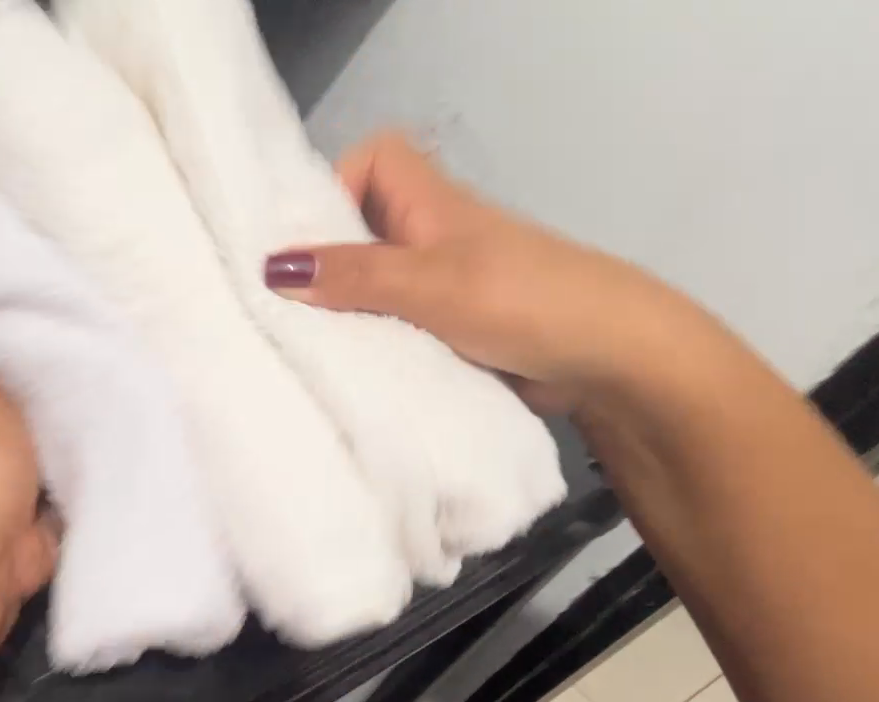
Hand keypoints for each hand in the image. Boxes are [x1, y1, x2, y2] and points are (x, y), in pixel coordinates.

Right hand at [264, 133, 711, 410]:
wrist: (606, 360)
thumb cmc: (522, 301)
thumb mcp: (429, 284)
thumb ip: (354, 276)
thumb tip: (273, 268)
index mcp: (430, 204)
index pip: (374, 160)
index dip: (335, 184)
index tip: (306, 237)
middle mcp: (429, 237)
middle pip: (360, 226)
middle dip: (321, 257)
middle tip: (279, 299)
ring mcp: (437, 285)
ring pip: (369, 282)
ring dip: (338, 307)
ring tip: (298, 339)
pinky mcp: (443, 329)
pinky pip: (386, 324)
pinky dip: (363, 339)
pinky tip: (340, 364)